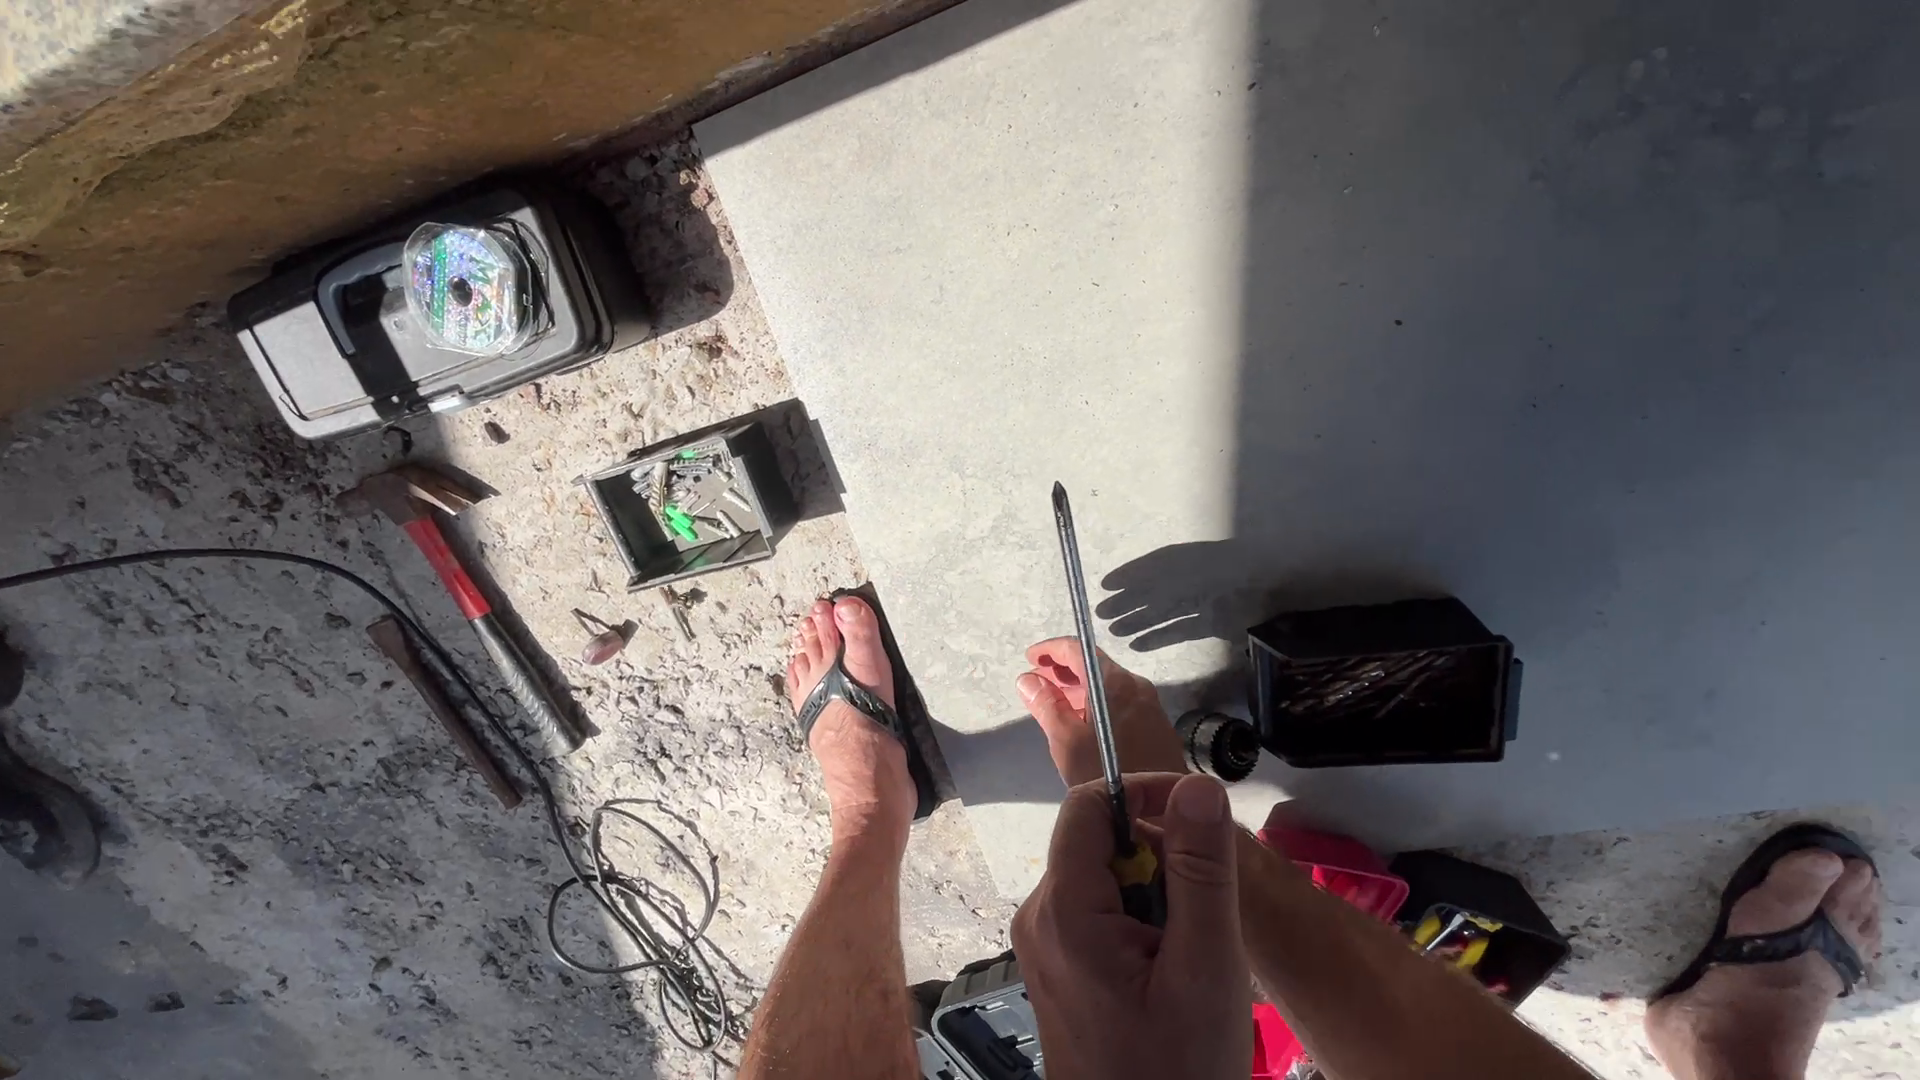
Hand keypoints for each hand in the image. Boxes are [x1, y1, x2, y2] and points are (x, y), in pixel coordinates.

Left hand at [1012, 772, 1250, 1079]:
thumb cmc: (1178, 1070)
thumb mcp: (1205, 969)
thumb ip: (1201, 872)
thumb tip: (1198, 786)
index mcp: (1063, 909)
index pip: (1087, 807)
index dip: (1142, 793)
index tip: (1197, 812)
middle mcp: (1040, 916)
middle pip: (1098, 841)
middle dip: (1158, 853)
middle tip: (1208, 903)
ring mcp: (1045, 942)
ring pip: (1104, 876)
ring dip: (1155, 889)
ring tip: (1194, 946)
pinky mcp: (1058, 964)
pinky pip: (1098, 910)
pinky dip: (1141, 917)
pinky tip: (1171, 964)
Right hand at [1017, 638, 1185, 784]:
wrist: (1162, 814)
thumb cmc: (1107, 774)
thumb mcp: (1066, 740)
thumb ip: (1046, 705)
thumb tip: (1028, 679)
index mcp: (1114, 682)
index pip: (1078, 649)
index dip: (1050, 650)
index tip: (1030, 658)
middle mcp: (1136, 685)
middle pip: (1095, 665)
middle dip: (1063, 670)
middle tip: (1038, 683)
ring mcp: (1150, 706)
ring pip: (1108, 686)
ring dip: (1080, 689)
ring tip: (1055, 704)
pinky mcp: (1157, 726)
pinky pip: (1121, 703)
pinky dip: (1097, 704)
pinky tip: (1083, 724)